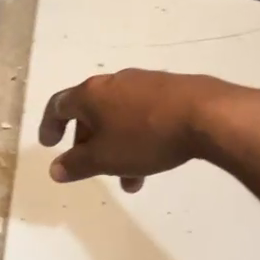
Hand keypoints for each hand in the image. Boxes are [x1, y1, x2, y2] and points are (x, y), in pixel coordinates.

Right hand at [38, 69, 259, 189]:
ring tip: (130, 177)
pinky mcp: (174, 89)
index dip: (49, 126)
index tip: (50, 145)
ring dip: (116, 146)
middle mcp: (115, 82)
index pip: (58, 105)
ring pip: (119, 117)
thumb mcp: (104, 159)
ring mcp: (146, 83)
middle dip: (88, 144)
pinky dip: (139, 136)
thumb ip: (75, 165)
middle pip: (90, 112)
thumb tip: (55, 169)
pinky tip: (154, 157)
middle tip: (92, 168)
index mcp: (91, 94)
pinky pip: (144, 114)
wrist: (210, 116)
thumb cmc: (145, 137)